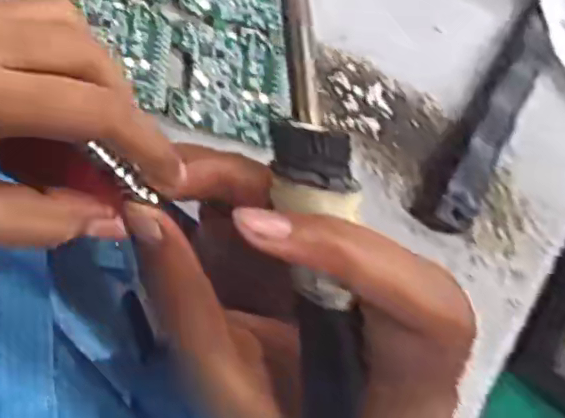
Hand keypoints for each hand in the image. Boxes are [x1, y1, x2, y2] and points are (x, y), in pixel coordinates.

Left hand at [0, 0, 183, 247]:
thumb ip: (40, 221)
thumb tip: (110, 216)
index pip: (88, 106)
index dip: (142, 142)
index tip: (163, 175)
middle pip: (88, 54)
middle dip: (123, 103)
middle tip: (117, 146)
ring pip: (68, 21)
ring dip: (95, 66)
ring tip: (84, 109)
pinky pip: (36, 8)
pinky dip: (62, 41)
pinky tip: (48, 78)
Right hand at [124, 147, 475, 417]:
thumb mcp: (225, 388)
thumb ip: (188, 305)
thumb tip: (140, 209)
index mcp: (409, 374)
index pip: (424, 301)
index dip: (343, 250)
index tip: (245, 225)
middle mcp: (374, 301)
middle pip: (340, 220)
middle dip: (250, 185)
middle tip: (173, 176)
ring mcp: (322, 269)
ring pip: (287, 197)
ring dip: (217, 176)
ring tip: (152, 177)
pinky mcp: (276, 253)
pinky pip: (247, 203)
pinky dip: (199, 187)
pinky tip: (159, 186)